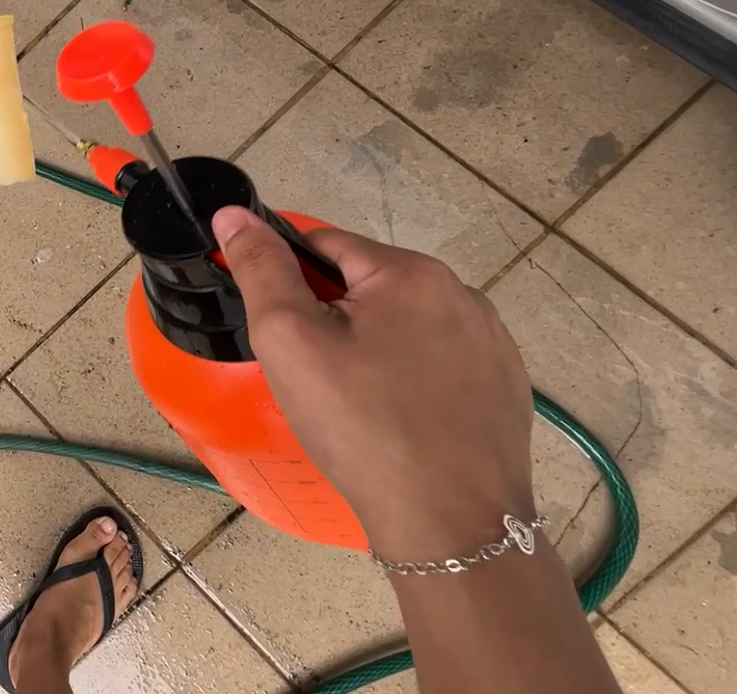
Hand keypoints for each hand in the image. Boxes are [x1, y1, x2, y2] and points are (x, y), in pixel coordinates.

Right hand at [212, 206, 534, 560]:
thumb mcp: (288, 337)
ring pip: (396, 321)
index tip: (275, 328)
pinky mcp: (504, 387)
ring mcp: (492, 343)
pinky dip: (402, 372)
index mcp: (411, 273)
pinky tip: (390, 413)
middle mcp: (462, 295)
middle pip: (361, 283)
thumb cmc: (358, 421)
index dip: (284, 278)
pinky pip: (431, 357)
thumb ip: (259, 267)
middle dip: (324, 313)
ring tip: (346, 395)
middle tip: (305, 367)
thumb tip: (233, 213)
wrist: (450, 524)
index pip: (321, 244)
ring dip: (363, 341)